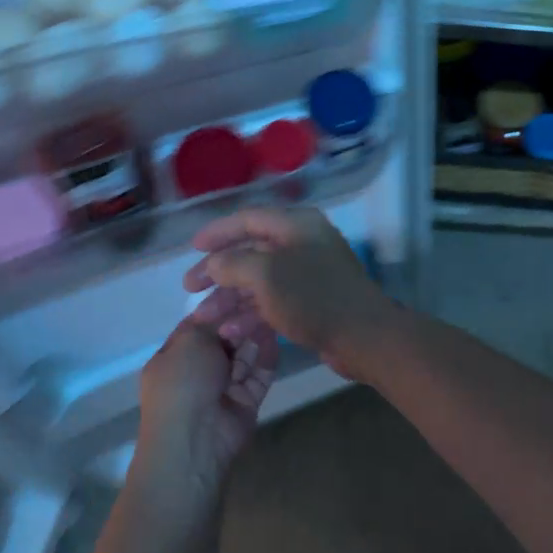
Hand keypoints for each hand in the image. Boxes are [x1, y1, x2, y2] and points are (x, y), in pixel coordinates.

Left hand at [138, 320, 277, 477]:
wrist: (196, 440)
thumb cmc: (183, 384)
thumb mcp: (188, 341)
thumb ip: (210, 320)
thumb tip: (225, 309)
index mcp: (175, 356)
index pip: (199, 324)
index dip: (218, 307)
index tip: (239, 289)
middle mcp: (198, 369)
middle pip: (225, 336)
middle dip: (239, 322)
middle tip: (256, 305)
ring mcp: (223, 386)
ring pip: (244, 352)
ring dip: (254, 336)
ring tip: (267, 318)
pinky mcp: (247, 398)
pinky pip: (260, 372)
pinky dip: (266, 357)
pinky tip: (274, 338)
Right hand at [182, 207, 398, 377]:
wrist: (361, 334)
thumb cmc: (312, 296)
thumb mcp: (266, 275)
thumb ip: (233, 263)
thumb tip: (215, 262)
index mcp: (298, 224)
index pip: (249, 218)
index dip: (218, 231)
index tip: (192, 247)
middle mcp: (303, 242)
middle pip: (252, 250)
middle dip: (219, 271)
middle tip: (190, 290)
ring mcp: (309, 272)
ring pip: (260, 279)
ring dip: (230, 298)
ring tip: (203, 318)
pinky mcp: (312, 300)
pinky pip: (273, 300)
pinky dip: (251, 312)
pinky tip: (231, 331)